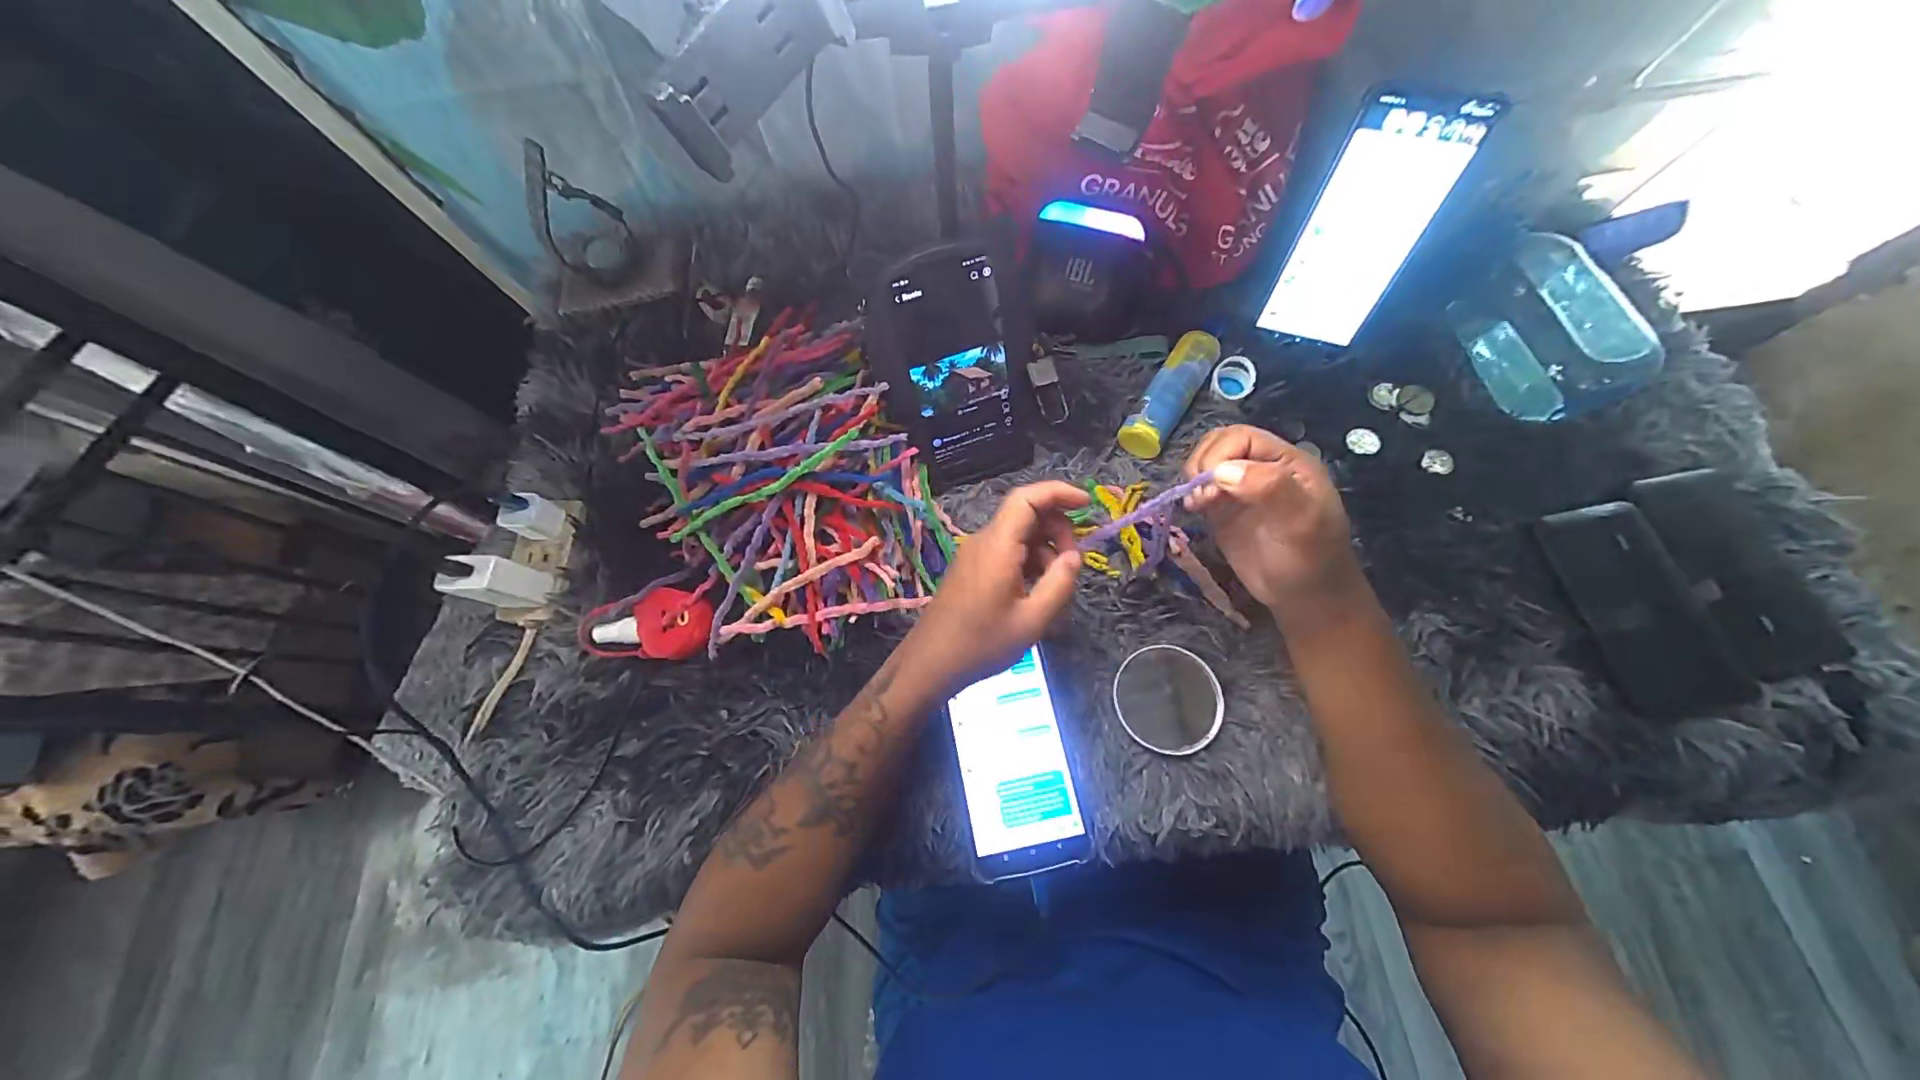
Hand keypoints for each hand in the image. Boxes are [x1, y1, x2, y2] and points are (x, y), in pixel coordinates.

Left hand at [899, 481, 1089, 693]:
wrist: (930, 663)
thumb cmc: (981, 643)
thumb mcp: (1032, 619)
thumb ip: (1059, 583)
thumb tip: (1074, 556)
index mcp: (997, 545)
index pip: (1027, 498)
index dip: (1059, 492)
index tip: (1087, 505)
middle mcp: (984, 541)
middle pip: (1026, 515)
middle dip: (1057, 530)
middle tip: (1071, 565)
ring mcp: (975, 555)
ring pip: (1018, 536)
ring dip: (1044, 551)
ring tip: (1054, 589)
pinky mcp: (971, 569)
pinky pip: (1006, 552)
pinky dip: (1028, 563)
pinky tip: (1035, 594)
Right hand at [1182, 425, 1362, 614]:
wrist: (1306, 598)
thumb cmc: (1311, 559)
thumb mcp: (1301, 522)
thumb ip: (1270, 488)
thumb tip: (1222, 472)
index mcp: (1287, 462)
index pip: (1241, 438)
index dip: (1219, 455)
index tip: (1210, 486)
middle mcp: (1262, 468)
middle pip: (1219, 444)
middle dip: (1201, 464)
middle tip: (1199, 496)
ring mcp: (1241, 488)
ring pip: (1206, 463)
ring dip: (1193, 478)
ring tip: (1196, 504)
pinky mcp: (1223, 509)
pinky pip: (1200, 488)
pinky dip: (1190, 493)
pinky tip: (1193, 509)